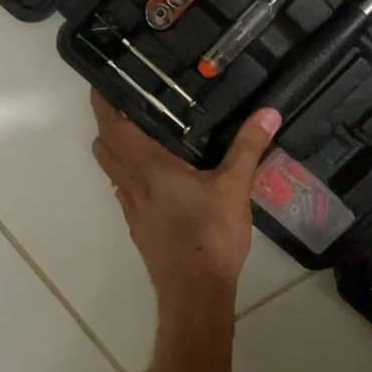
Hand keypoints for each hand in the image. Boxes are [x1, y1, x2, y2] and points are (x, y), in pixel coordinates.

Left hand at [90, 91, 281, 321]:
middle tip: (133, 100)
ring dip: (118, 147)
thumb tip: (268, 112)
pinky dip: (131, 171)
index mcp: (147, 166)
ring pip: (112, 167)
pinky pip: (125, 188)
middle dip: (109, 121)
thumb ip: (249, 147)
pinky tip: (161, 172)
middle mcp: (131, 182)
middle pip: (104, 144)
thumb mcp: (235, 187)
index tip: (108, 79)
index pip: (111, 125)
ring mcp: (131, 206)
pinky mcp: (139, 224)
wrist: (194, 292)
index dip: (103, 100)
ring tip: (146, 129)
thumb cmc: (209, 236)